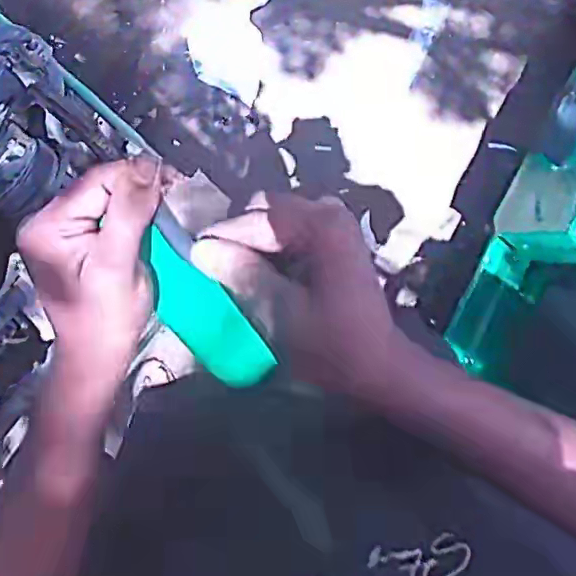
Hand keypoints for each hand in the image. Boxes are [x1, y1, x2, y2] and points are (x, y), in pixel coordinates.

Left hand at [17, 159, 167, 400]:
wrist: (95, 359)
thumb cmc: (102, 324)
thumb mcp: (118, 264)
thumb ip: (130, 213)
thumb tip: (147, 168)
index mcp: (47, 226)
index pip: (98, 180)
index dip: (137, 177)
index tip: (170, 180)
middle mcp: (47, 221)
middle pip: (103, 184)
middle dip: (139, 188)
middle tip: (172, 192)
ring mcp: (61, 229)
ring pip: (109, 195)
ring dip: (138, 199)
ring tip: (164, 207)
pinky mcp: (76, 237)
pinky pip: (108, 210)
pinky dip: (132, 212)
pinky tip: (148, 219)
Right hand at [194, 194, 408, 403]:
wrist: (381, 366)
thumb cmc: (336, 345)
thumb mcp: (283, 314)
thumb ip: (244, 276)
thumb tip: (200, 250)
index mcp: (321, 224)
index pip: (254, 219)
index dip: (221, 240)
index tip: (195, 263)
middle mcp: (327, 210)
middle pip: (262, 209)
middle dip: (236, 237)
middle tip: (217, 270)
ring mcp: (332, 219)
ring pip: (270, 217)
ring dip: (251, 241)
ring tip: (237, 274)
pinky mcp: (331, 233)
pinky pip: (285, 228)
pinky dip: (268, 245)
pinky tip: (263, 273)